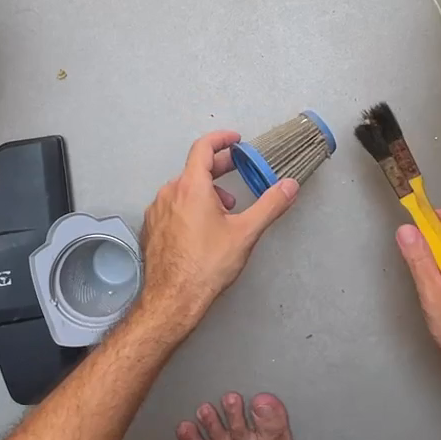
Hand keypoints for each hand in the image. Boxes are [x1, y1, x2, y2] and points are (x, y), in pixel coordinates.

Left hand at [139, 131, 297, 325]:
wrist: (172, 300)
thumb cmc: (204, 267)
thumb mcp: (246, 232)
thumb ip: (270, 205)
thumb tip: (288, 186)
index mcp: (191, 187)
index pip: (203, 147)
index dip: (221, 139)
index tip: (234, 140)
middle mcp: (170, 194)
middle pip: (194, 168)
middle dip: (218, 166)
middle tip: (236, 168)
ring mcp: (157, 211)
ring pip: (183, 188)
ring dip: (206, 190)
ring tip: (224, 208)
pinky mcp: (152, 228)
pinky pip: (172, 206)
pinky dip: (189, 206)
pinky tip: (203, 226)